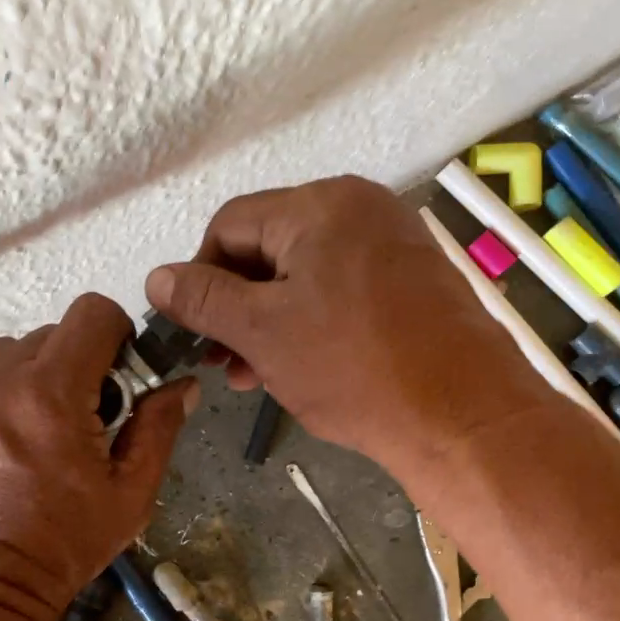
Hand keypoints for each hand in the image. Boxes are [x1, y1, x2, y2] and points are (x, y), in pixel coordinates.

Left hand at [0, 294, 195, 620]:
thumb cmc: (63, 547)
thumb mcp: (129, 495)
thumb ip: (157, 427)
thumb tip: (180, 383)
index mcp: (51, 394)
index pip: (93, 313)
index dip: (113, 336)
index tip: (111, 374)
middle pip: (45, 338)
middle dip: (66, 370)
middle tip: (67, 423)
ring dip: (19, 384)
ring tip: (20, 439)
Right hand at [145, 176, 536, 463]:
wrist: (463, 415)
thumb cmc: (352, 368)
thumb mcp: (261, 333)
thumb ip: (202, 300)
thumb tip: (156, 277)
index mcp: (320, 205)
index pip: (229, 226)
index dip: (199, 278)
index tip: (195, 333)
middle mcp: (359, 208)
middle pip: (267, 248)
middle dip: (234, 306)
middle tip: (220, 361)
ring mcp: (390, 242)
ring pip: (302, 274)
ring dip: (266, 321)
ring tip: (252, 374)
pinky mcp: (410, 279)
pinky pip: (339, 289)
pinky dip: (307, 322)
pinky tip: (295, 367)